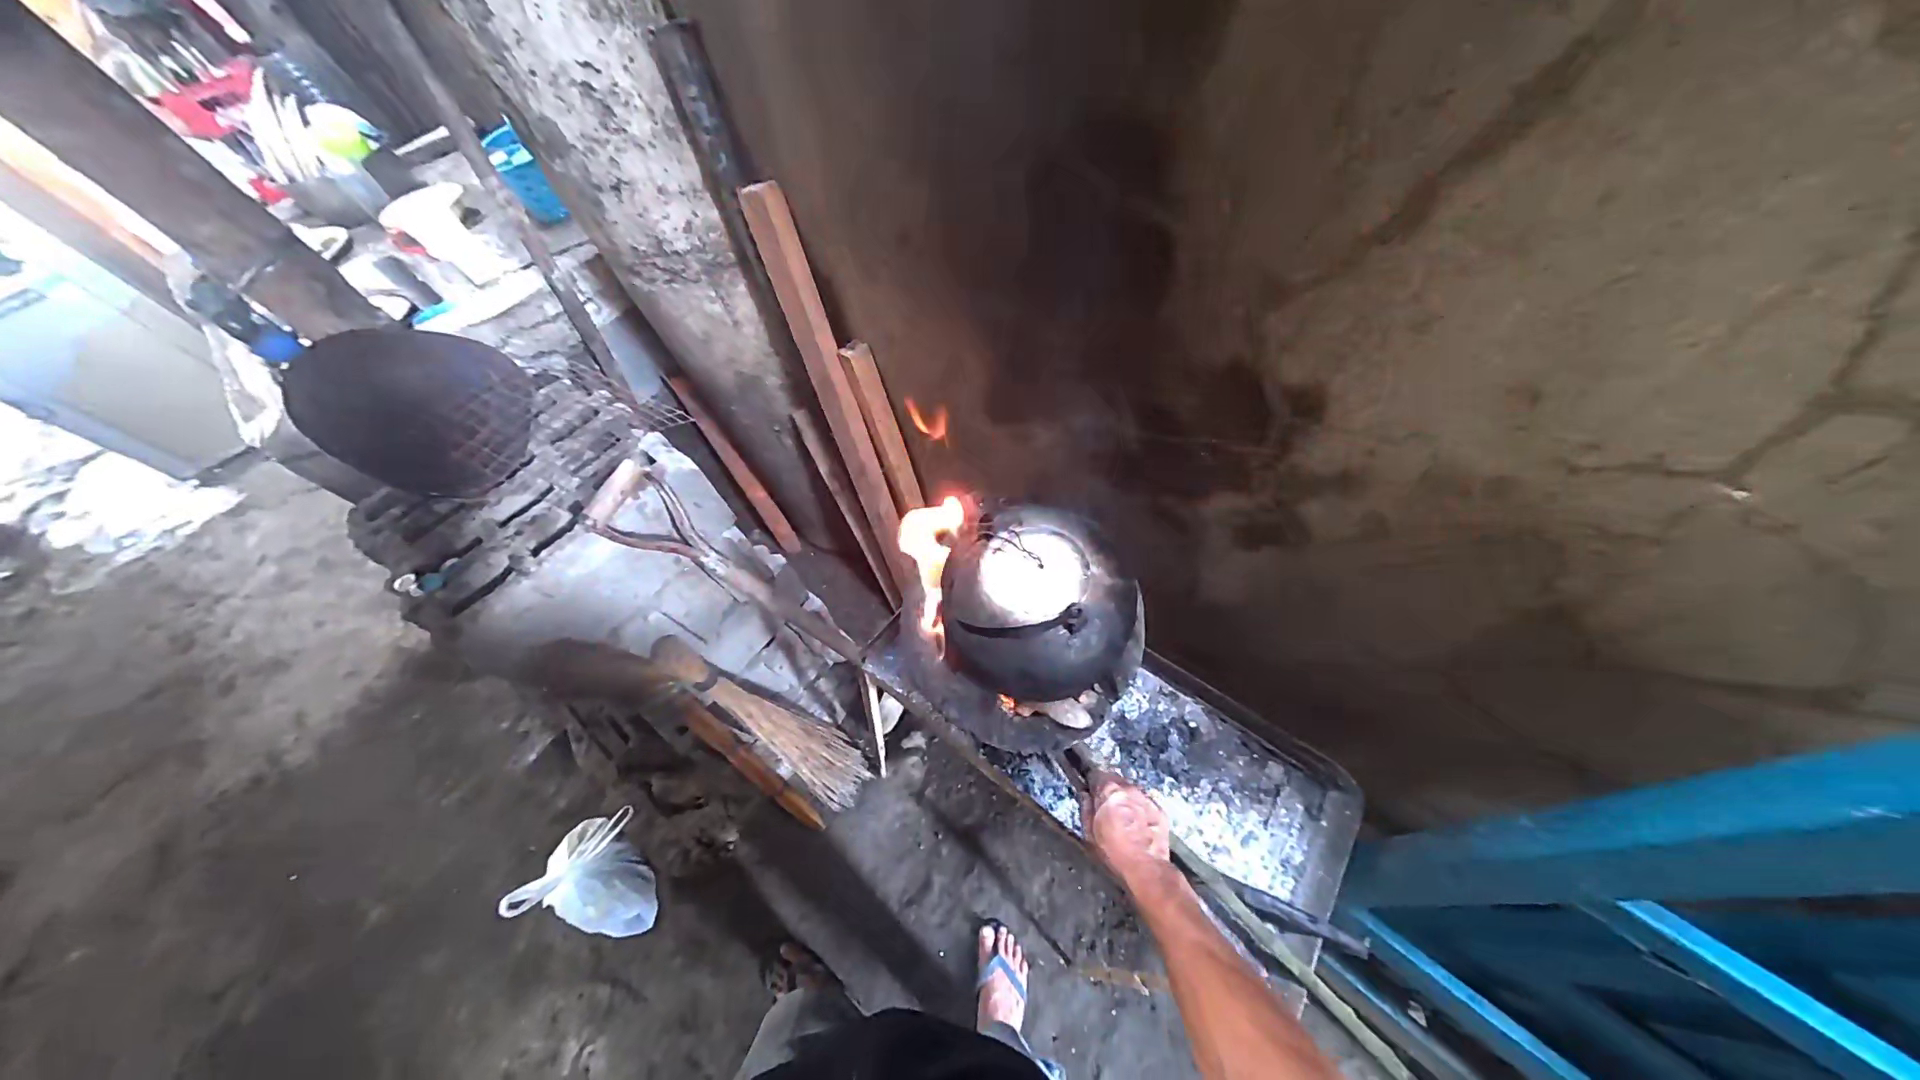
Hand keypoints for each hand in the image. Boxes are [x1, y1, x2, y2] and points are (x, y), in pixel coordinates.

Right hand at [1087, 770, 1171, 891]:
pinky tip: (1137, 823)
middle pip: (1116, 781)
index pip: (1097, 775)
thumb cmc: (1114, 853)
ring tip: (1122, 816)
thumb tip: (1085, 795)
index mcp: (1110, 792)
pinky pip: (1145, 802)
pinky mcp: (1160, 809)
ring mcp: (1146, 798)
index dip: (1092, 783)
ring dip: (1125, 798)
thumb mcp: (1090, 833)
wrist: (1146, 868)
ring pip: (1131, 790)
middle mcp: (1129, 789)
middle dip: (1110, 790)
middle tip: (1106, 807)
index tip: (1090, 790)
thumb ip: (1086, 809)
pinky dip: (1139, 808)